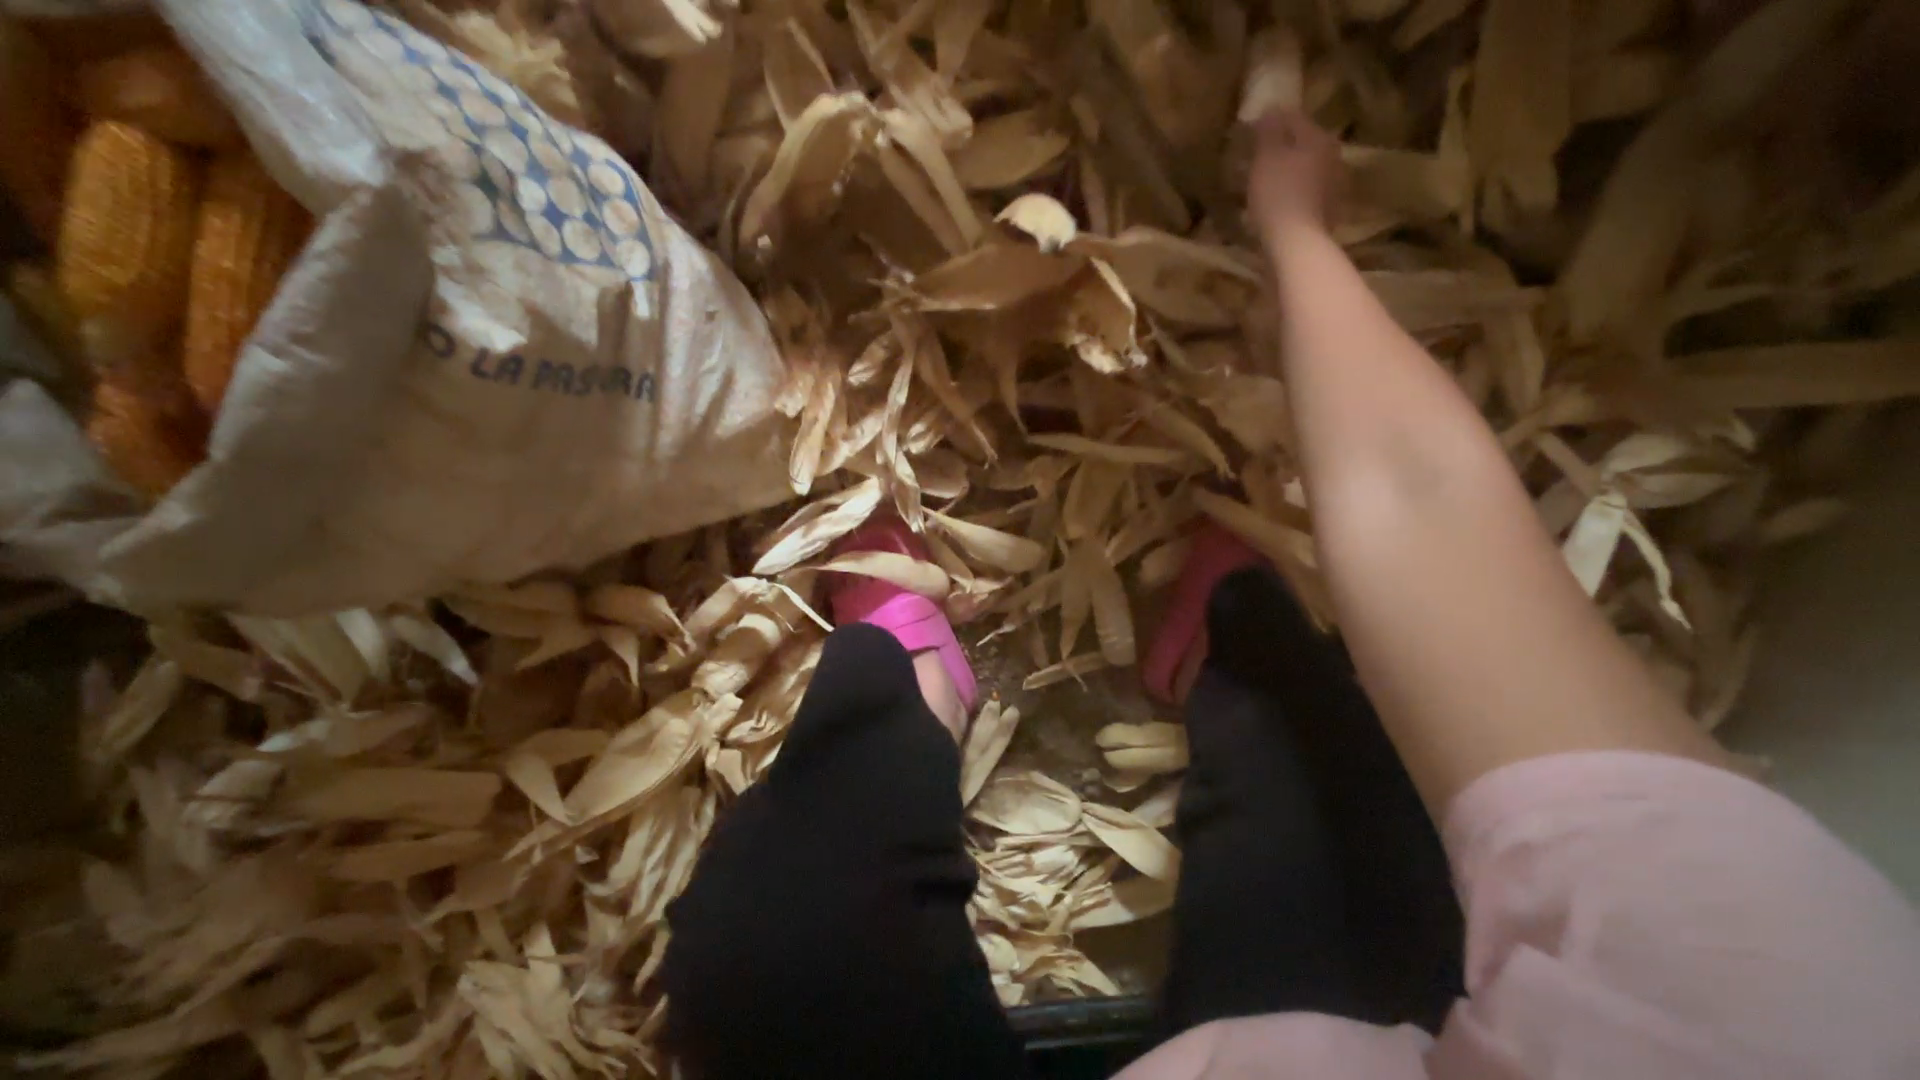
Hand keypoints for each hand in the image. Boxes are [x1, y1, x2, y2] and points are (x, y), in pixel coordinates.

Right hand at [1246, 110, 1341, 241]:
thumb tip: (1271, 109)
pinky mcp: (1329, 213)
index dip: (1270, 122)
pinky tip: (1279, 203)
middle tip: (1257, 158)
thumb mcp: (1266, 156)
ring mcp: (1335, 187)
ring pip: (1307, 170)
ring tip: (1266, 182)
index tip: (1250, 132)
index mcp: (1320, 138)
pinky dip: (1294, 194)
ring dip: (1289, 172)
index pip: (1294, 118)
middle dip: (1282, 148)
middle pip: (1304, 144)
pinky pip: (1308, 194)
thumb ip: (1269, 129)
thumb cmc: (1278, 194)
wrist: (1296, 244)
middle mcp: (1334, 157)